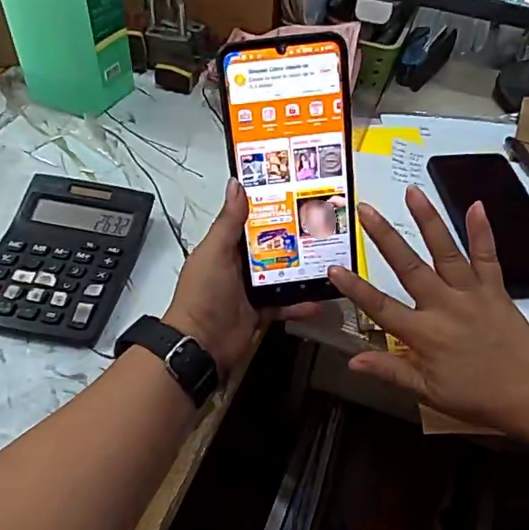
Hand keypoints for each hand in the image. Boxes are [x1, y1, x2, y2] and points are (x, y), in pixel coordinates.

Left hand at [163, 179, 314, 379]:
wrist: (202, 344)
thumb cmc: (203, 295)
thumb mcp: (214, 252)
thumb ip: (228, 222)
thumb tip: (236, 185)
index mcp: (224, 248)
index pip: (249, 222)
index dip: (269, 209)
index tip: (294, 195)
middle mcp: (238, 267)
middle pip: (270, 248)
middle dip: (293, 239)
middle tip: (321, 225)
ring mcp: (250, 291)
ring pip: (281, 275)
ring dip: (301, 270)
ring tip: (326, 258)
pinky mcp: (260, 312)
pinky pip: (284, 304)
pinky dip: (300, 303)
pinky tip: (319, 299)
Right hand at [327, 187, 528, 434]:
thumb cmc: (477, 398)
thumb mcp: (428, 392)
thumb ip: (390, 371)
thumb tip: (352, 360)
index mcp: (424, 334)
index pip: (381, 307)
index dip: (355, 288)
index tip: (334, 269)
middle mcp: (445, 306)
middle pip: (409, 267)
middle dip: (384, 237)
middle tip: (366, 210)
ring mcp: (472, 294)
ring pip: (446, 251)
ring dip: (428, 220)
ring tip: (412, 192)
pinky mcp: (496, 290)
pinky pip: (488, 256)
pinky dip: (482, 231)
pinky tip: (476, 205)